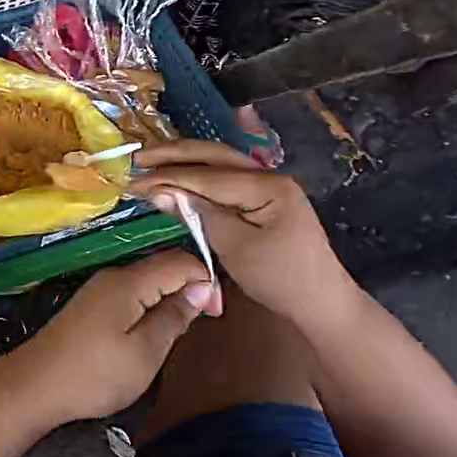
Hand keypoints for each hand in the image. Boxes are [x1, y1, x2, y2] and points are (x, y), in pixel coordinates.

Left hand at [6, 250, 216, 421]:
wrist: (33, 387)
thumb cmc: (95, 374)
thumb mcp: (145, 352)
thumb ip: (174, 316)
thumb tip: (200, 288)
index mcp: (129, 281)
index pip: (180, 261)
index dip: (205, 280)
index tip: (216, 313)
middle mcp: (114, 275)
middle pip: (162, 266)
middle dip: (190, 286)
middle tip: (204, 320)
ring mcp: (99, 288)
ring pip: (147, 280)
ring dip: (170, 296)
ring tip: (181, 327)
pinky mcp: (91, 304)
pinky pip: (131, 292)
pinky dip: (150, 303)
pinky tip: (153, 328)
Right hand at [130, 141, 358, 326]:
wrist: (321, 302)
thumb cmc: (281, 279)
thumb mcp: (236, 248)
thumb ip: (199, 215)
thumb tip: (162, 191)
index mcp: (267, 185)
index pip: (207, 176)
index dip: (168, 177)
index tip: (134, 180)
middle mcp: (269, 175)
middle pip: (215, 156)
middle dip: (174, 155)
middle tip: (139, 158)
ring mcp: (269, 185)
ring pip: (220, 163)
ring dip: (186, 161)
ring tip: (153, 161)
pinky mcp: (265, 198)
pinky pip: (227, 178)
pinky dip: (200, 176)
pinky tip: (182, 176)